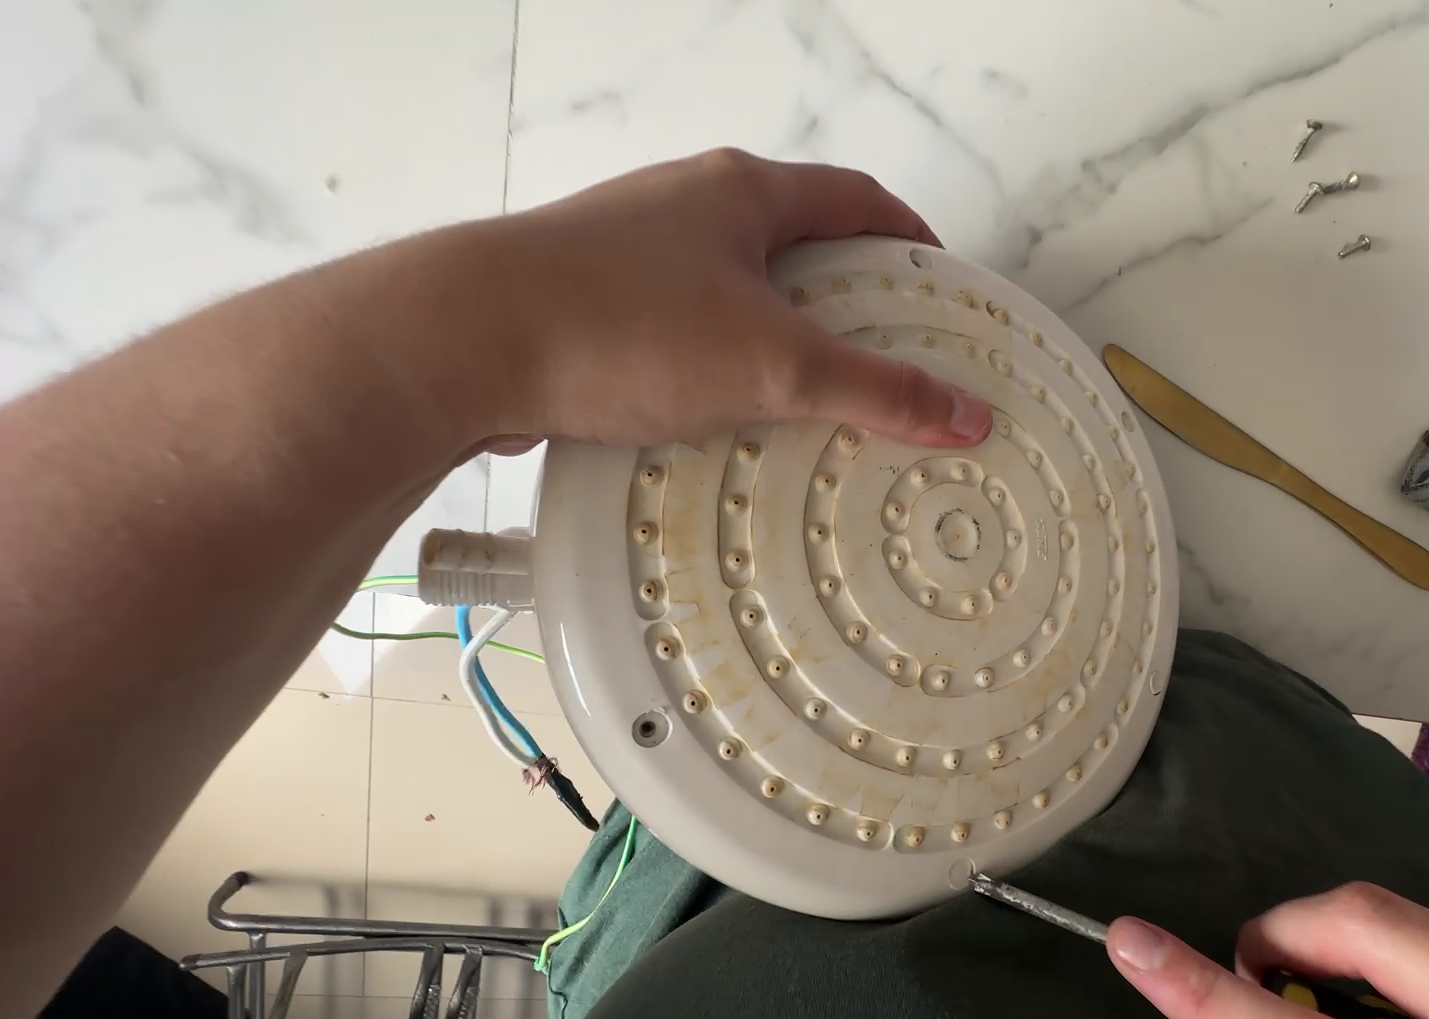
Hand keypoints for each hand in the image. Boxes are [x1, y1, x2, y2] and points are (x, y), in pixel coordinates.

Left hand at [417, 148, 991, 452]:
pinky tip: (732, 404)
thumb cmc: (632, 330)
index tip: (938, 285)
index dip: (908, 235)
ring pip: (739, 281)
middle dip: (850, 288)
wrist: (458, 343)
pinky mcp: (596, 297)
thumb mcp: (775, 365)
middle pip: (799, 237)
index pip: (855, 197)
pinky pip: (690, 318)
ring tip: (817, 388)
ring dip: (786, 325)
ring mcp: (636, 247)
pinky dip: (729, 352)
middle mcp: (691, 204)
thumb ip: (877, 391)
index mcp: (744, 193)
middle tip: (887, 351)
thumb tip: (970, 416)